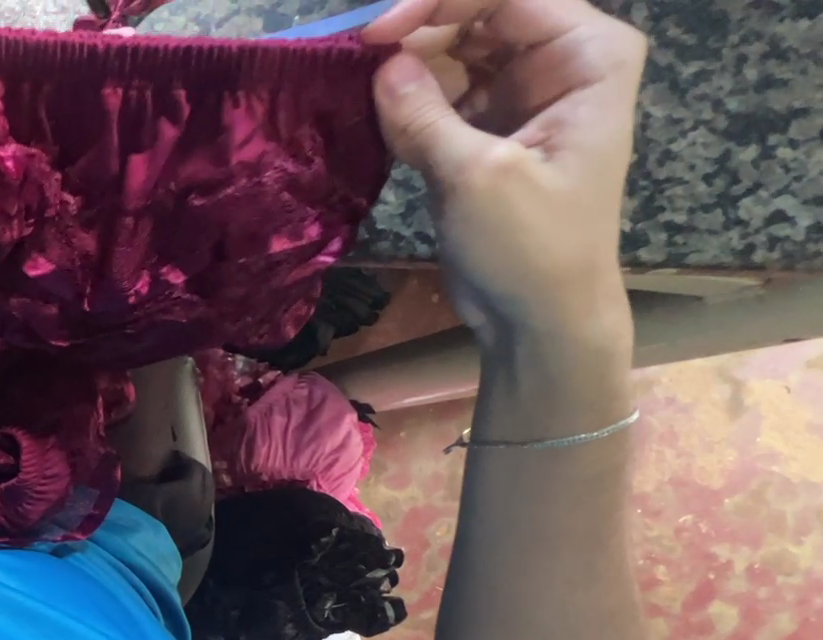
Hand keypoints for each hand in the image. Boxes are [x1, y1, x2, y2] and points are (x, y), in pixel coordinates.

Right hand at [364, 0, 646, 357]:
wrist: (537, 313)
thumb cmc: (528, 244)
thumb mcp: (477, 177)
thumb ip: (426, 117)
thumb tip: (380, 66)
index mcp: (583, 56)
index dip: (437, 3)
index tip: (372, 37)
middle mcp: (555, 65)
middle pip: (478, 19)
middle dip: (416, 35)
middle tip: (352, 63)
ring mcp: (516, 101)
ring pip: (453, 60)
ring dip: (405, 72)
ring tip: (354, 90)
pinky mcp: (481, 138)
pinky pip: (439, 102)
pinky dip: (405, 107)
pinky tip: (371, 116)